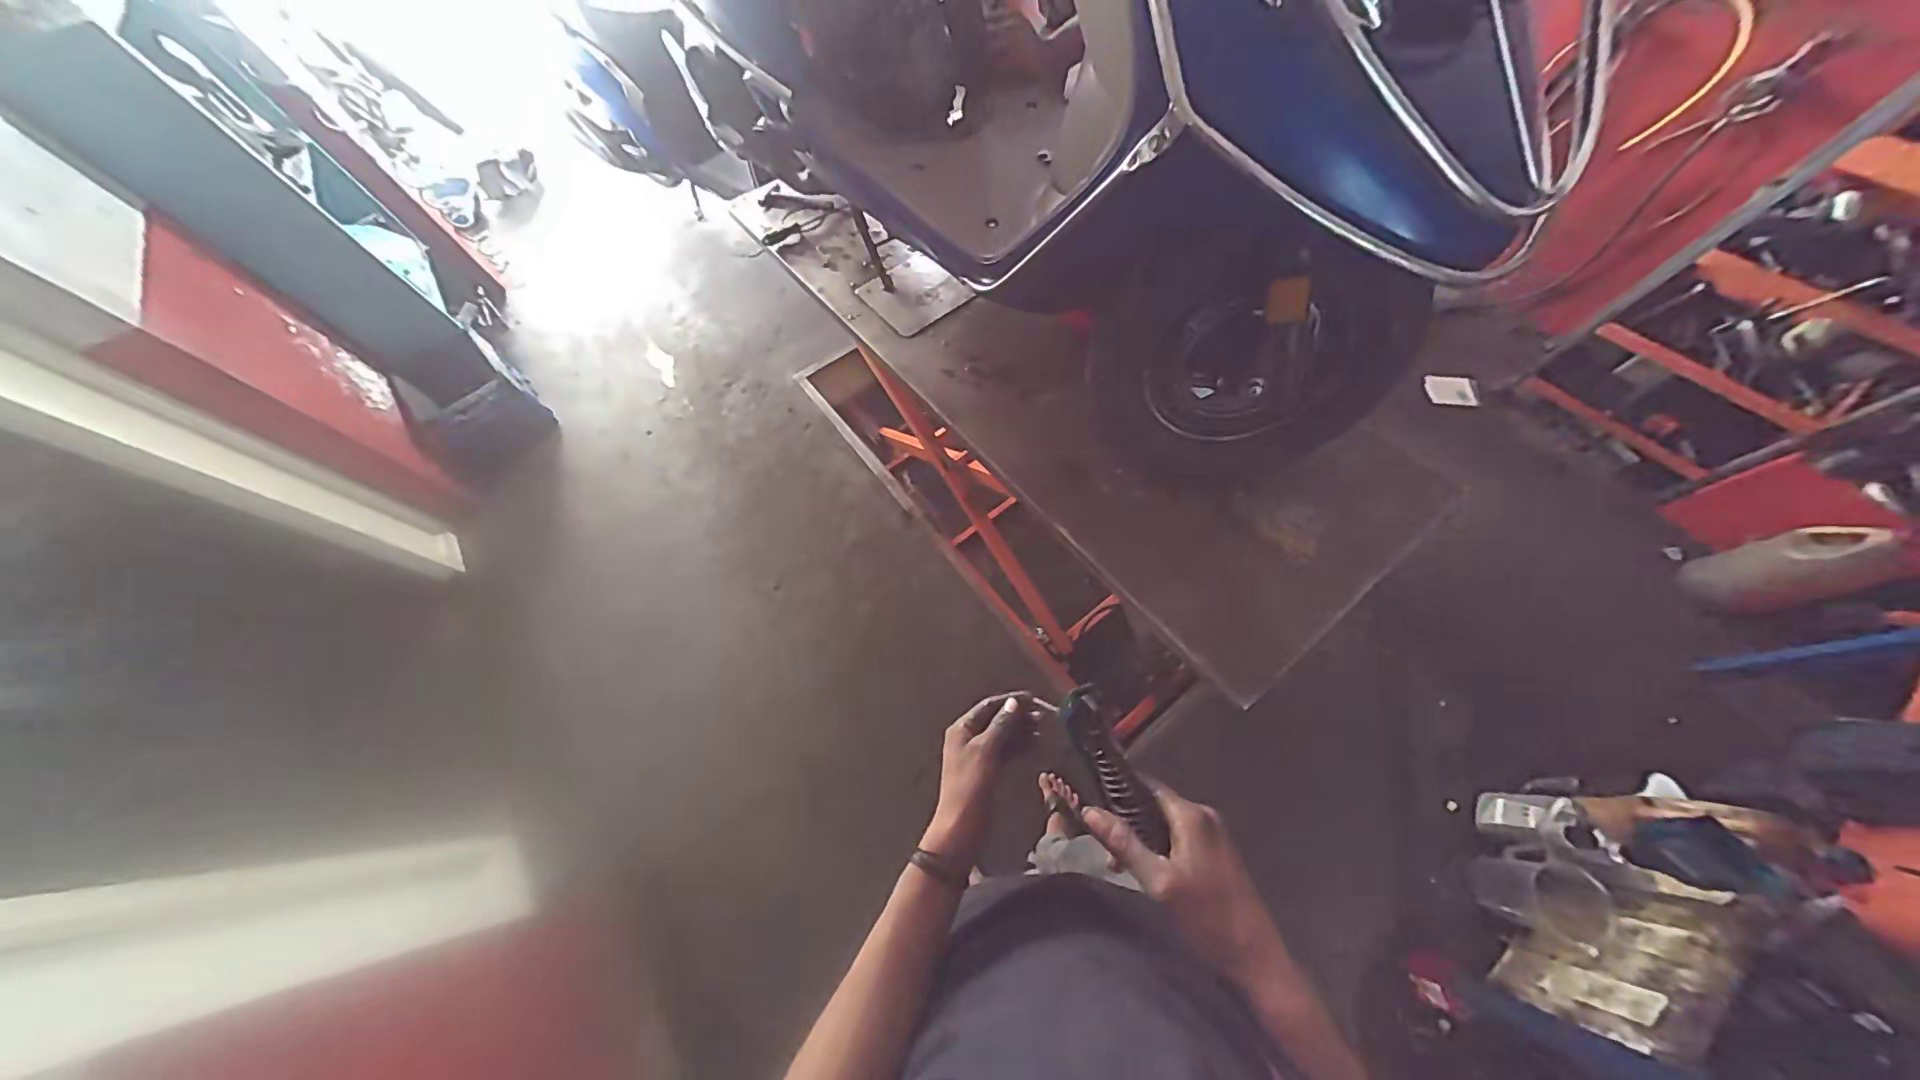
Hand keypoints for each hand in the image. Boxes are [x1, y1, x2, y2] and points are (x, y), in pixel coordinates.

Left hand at [921, 693, 1051, 867]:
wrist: (962, 825)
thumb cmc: (970, 784)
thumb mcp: (985, 750)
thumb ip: (1000, 725)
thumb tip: (1014, 702)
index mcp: (962, 729)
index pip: (989, 706)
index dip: (1011, 701)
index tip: (1035, 699)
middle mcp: (969, 738)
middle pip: (997, 719)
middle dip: (1020, 716)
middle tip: (1044, 716)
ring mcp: (979, 755)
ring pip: (1004, 735)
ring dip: (1022, 730)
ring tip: (1043, 728)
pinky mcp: (989, 770)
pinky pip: (1006, 752)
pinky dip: (1020, 746)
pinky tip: (1036, 744)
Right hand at [1080, 779, 1289, 984]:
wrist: (1257, 960)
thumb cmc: (1207, 918)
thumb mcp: (1159, 882)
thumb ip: (1124, 843)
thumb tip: (1089, 810)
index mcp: (1191, 814)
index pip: (1146, 784)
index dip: (1117, 790)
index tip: (1091, 800)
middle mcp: (1204, 815)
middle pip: (1154, 804)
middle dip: (1126, 821)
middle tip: (1102, 845)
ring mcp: (1213, 834)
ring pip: (1164, 823)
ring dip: (1140, 838)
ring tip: (1118, 864)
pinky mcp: (1216, 854)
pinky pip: (1178, 838)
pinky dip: (1158, 848)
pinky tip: (1145, 871)